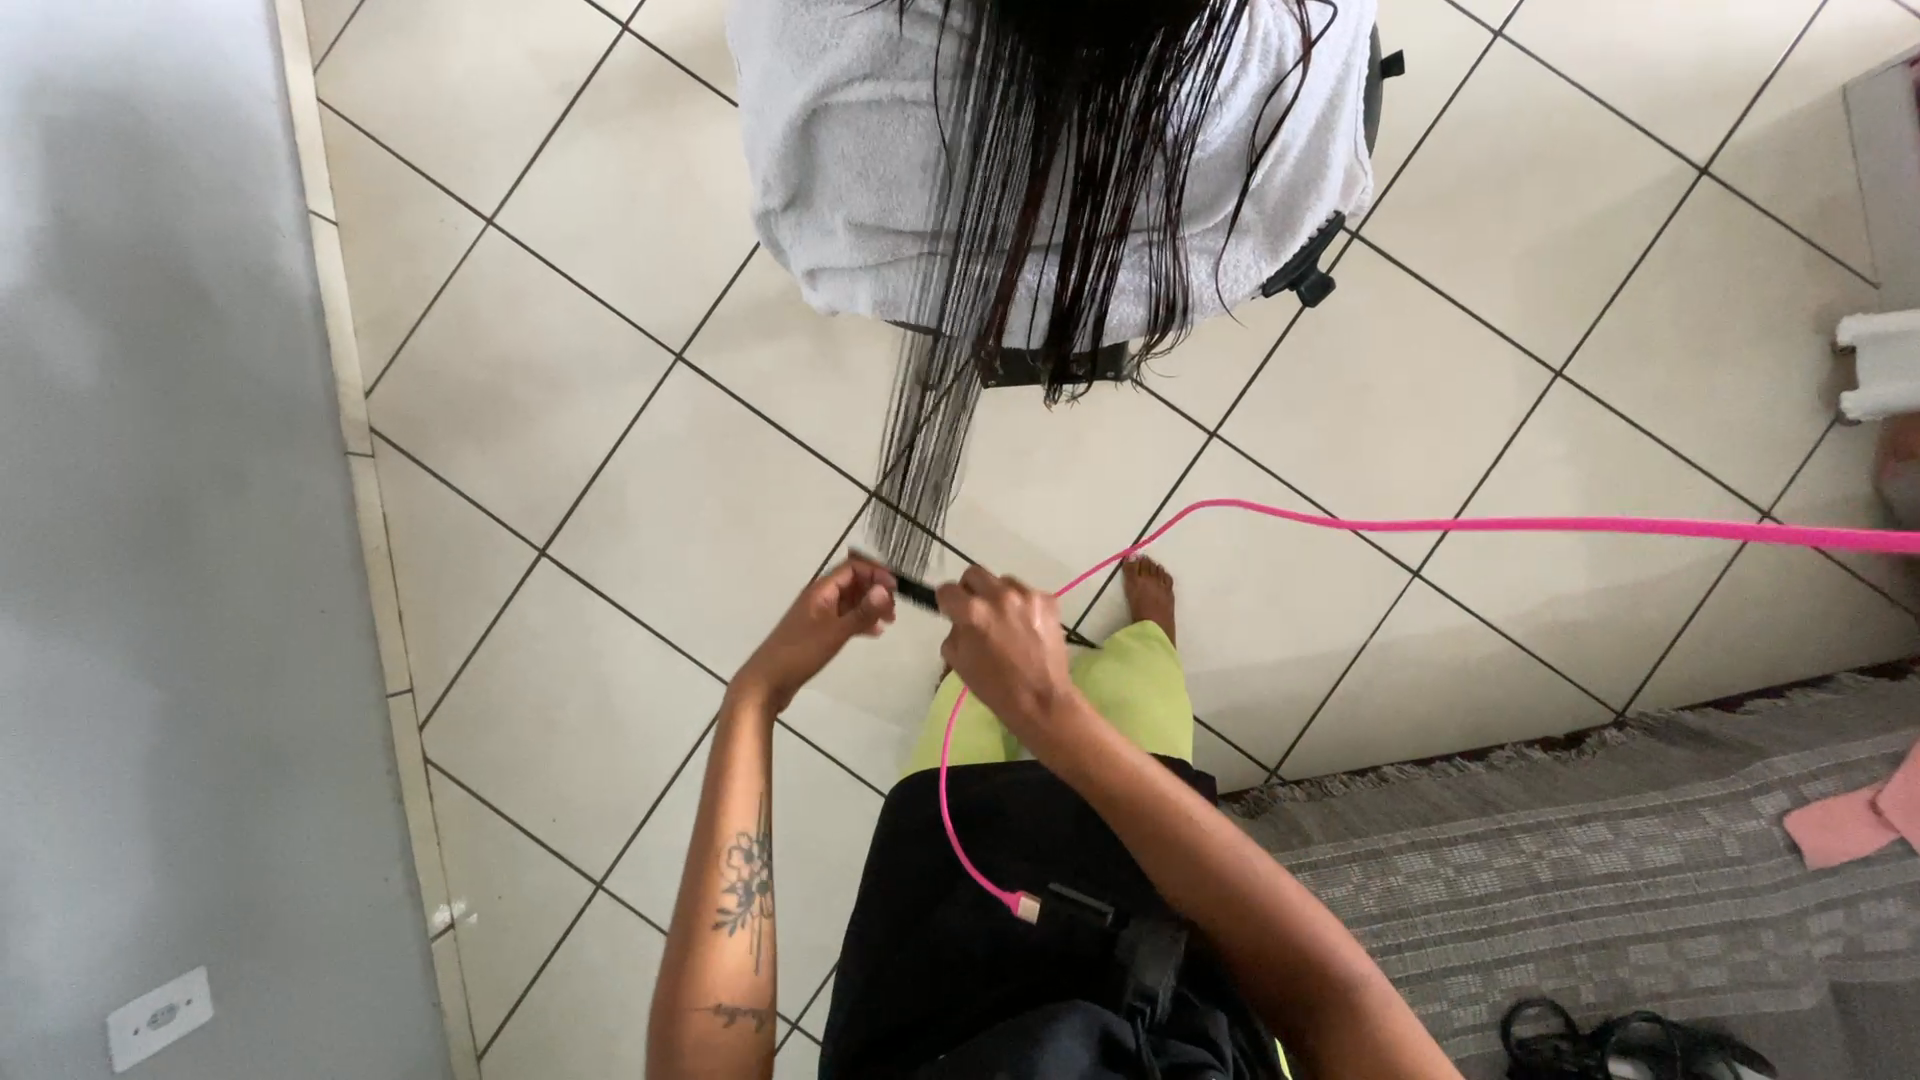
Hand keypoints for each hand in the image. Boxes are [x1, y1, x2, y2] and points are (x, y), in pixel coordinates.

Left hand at [733, 558, 896, 711]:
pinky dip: (860, 622)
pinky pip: (844, 619)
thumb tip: (886, 590)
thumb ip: (862, 612)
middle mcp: (820, 597)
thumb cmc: (800, 653)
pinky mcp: (818, 632)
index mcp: (821, 591)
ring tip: (888, 622)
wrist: (767, 681)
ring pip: (850, 602)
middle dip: (875, 591)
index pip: (852, 568)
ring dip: (870, 607)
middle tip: (893, 610)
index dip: (875, 573)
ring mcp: (818, 615)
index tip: (895, 589)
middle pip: (852, 583)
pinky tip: (873, 633)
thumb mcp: (835, 632)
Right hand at [936, 566, 1082, 750]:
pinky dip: (1023, 605)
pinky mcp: (1048, 600)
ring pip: (1003, 581)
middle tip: (976, 610)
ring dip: (999, 596)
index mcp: (972, 612)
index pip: (947, 590)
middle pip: (974, 573)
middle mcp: (999, 596)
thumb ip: (954, 631)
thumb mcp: (958, 661)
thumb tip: (959, 617)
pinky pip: (1027, 593)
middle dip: (970, 590)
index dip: (947, 603)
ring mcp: (1027, 595)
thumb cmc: (994, 687)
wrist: (1041, 699)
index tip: (952, 612)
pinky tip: (1027, 626)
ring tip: (1006, 620)